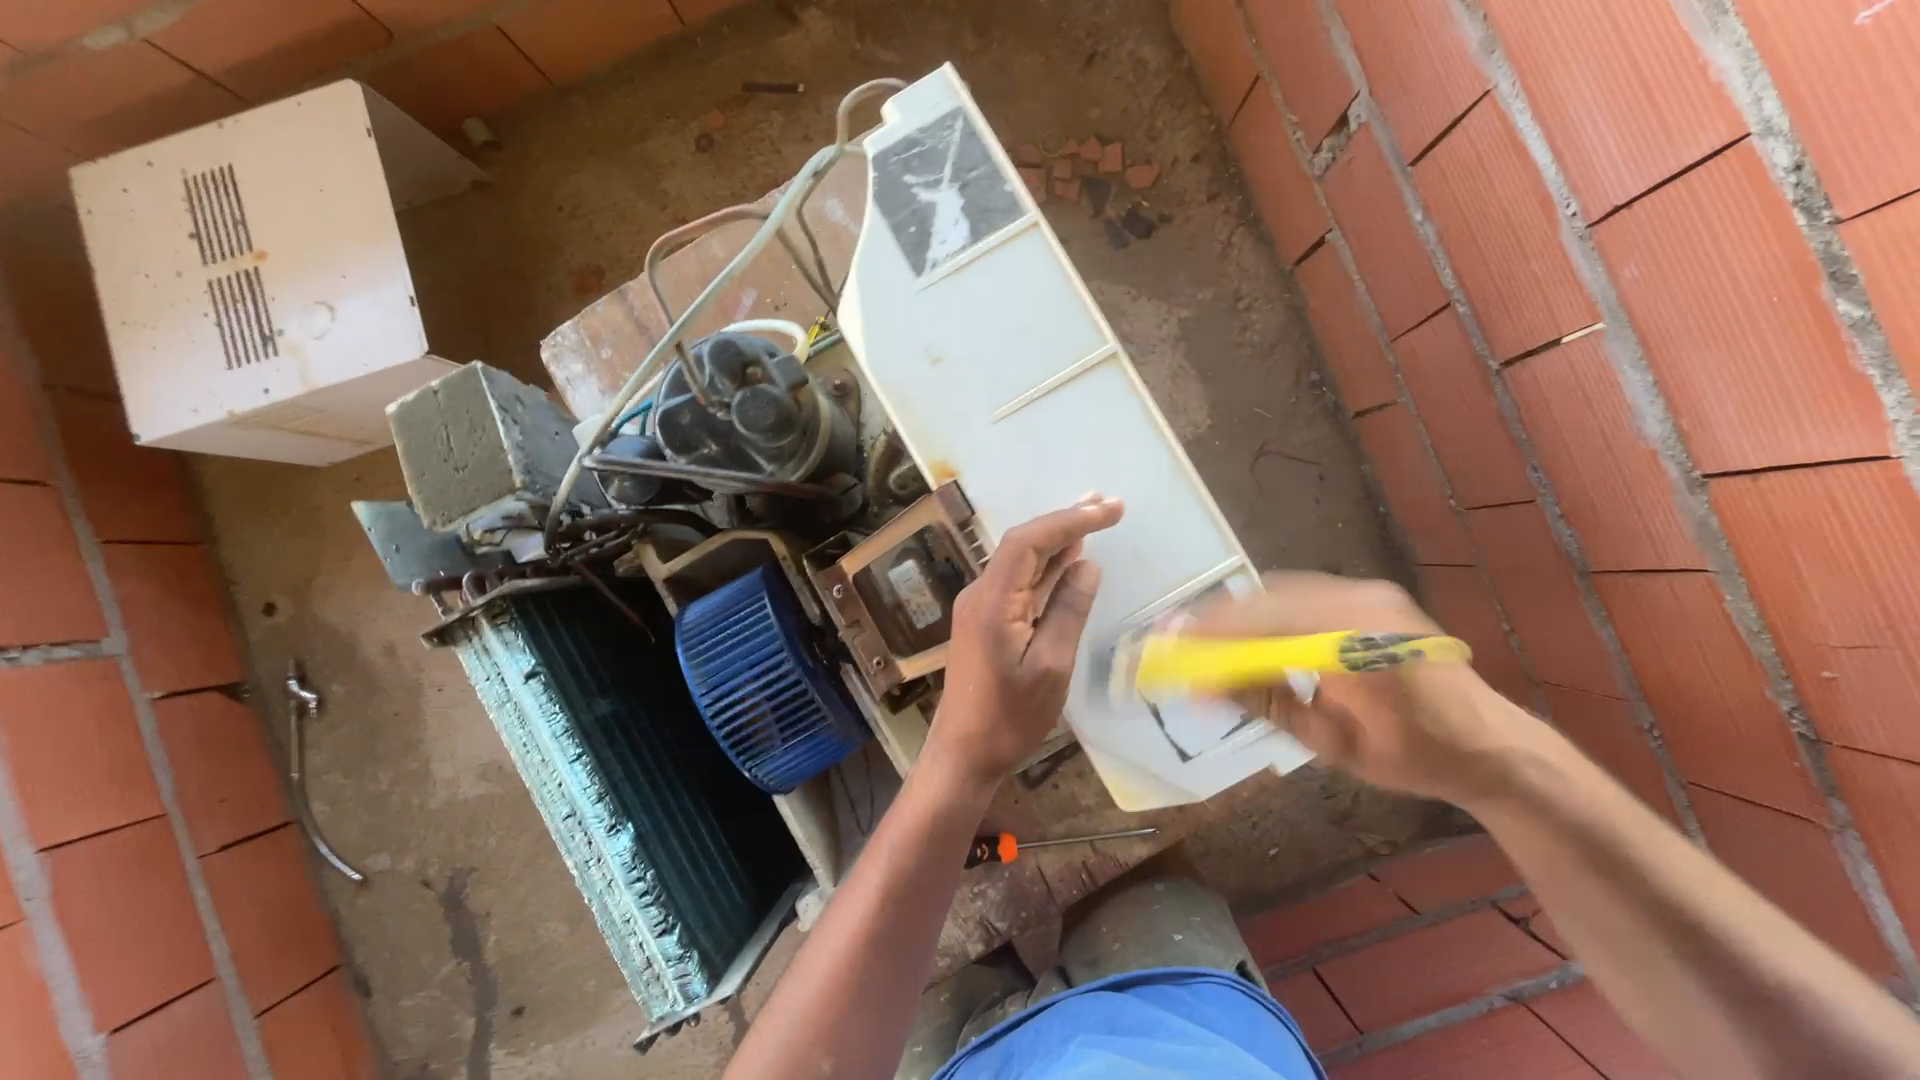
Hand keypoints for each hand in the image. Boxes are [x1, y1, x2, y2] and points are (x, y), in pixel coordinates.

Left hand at [927, 495, 1125, 789]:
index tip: (1110, 509)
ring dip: (1058, 542)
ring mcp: (979, 608)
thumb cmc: (1010, 717)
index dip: (1070, 519)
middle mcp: (980, 595)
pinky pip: (1018, 583)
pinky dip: (1046, 568)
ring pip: (1020, 562)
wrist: (963, 753)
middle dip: (1066, 522)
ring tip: (1095, 519)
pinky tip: (1068, 562)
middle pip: (1023, 545)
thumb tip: (1087, 567)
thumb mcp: (1051, 666)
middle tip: (1107, 504)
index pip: (1029, 542)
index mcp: (993, 601)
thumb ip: (1068, 611)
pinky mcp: (984, 623)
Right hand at [1185, 571, 1547, 805]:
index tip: (1174, 650)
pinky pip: (1304, 593)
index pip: (1268, 628)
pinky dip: (1267, 609)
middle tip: (1175, 639)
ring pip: (1283, 591)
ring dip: (1239, 613)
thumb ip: (1270, 705)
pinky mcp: (1371, 595)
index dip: (1215, 637)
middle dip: (1217, 620)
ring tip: (1200, 634)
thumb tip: (1205, 688)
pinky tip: (1246, 629)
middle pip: (1270, 600)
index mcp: (1359, 645)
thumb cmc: (1414, 757)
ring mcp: (1369, 593)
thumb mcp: (1334, 742)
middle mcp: (1363, 604)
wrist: (1490, 743)